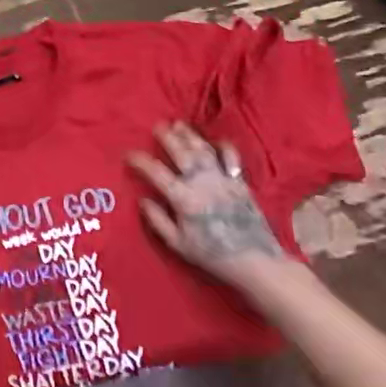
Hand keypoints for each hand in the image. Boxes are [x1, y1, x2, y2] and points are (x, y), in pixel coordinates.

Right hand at [128, 122, 294, 291]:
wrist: (256, 262)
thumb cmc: (212, 254)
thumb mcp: (178, 244)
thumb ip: (158, 220)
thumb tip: (143, 200)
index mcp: (183, 198)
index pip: (156, 172)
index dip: (140, 161)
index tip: (129, 154)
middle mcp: (203, 183)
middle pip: (182, 153)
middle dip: (168, 137)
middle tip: (157, 126)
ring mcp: (223, 180)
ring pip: (204, 151)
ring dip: (190, 136)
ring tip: (179, 124)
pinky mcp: (240, 183)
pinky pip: (231, 159)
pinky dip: (224, 147)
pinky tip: (215, 141)